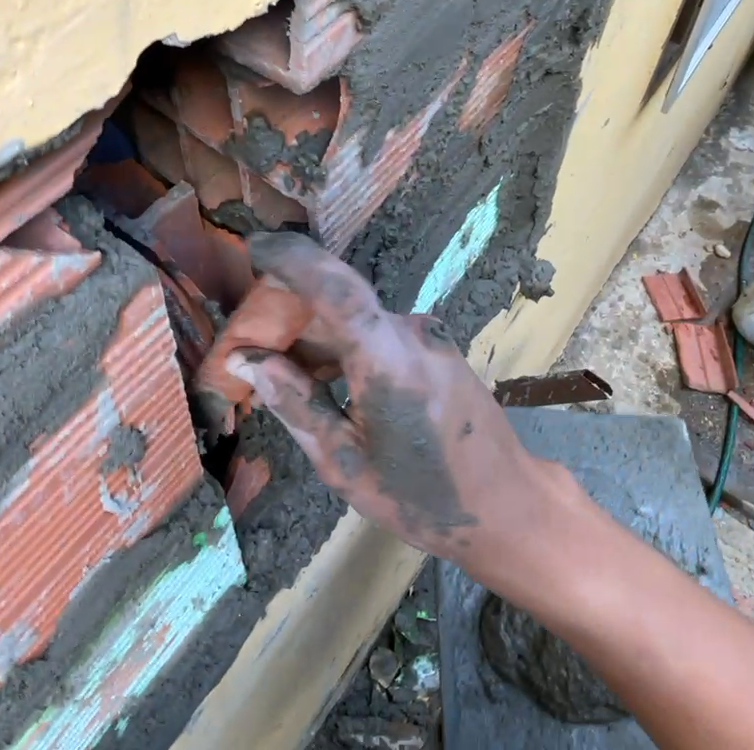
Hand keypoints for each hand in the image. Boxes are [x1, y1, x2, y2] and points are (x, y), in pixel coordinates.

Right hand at [223, 233, 588, 588]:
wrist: (508, 506)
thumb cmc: (422, 498)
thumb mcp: (345, 465)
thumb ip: (296, 405)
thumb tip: (249, 360)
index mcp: (388, 361)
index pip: (335, 286)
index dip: (292, 258)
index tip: (253, 247)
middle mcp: (410, 333)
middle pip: (335, 303)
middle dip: (285, 316)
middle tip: (245, 347)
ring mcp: (427, 336)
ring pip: (353, 320)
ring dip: (312, 337)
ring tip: (277, 373)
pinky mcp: (433, 347)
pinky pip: (374, 333)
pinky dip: (340, 347)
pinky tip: (319, 378)